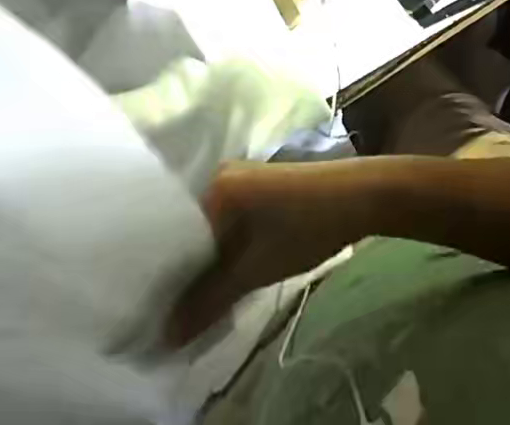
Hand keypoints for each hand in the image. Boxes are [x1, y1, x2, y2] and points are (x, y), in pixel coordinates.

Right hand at [165, 161, 383, 345]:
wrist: (358, 196)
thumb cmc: (304, 227)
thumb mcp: (254, 269)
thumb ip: (208, 301)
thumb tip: (165, 335)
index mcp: (212, 185)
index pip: (170, 234)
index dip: (162, 275)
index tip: (150, 308)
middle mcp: (219, 175)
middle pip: (189, 231)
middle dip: (183, 270)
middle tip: (169, 310)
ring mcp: (239, 179)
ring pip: (209, 228)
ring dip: (205, 261)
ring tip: (192, 299)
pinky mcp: (257, 188)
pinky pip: (227, 221)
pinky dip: (222, 248)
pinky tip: (221, 274)